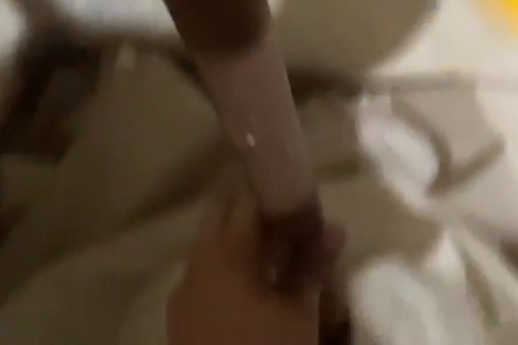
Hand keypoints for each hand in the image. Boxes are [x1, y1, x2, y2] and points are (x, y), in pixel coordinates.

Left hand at [168, 193, 319, 344]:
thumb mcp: (300, 314)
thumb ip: (312, 265)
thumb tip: (333, 230)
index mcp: (221, 254)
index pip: (247, 199)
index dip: (277, 192)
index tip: (303, 194)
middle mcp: (195, 267)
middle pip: (224, 217)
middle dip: (258, 214)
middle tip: (294, 223)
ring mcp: (184, 298)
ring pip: (215, 249)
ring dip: (248, 246)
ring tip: (287, 257)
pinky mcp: (184, 326)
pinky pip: (210, 281)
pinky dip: (236, 274)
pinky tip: (265, 289)